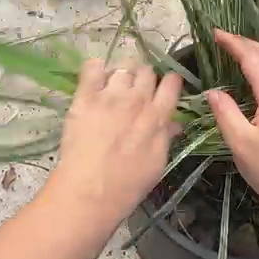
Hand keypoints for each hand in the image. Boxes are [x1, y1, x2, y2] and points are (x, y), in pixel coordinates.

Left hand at [41, 59, 182, 226]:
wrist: (90, 191)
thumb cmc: (127, 185)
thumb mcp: (157, 164)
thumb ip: (165, 138)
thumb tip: (174, 124)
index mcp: (158, 116)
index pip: (172, 83)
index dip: (169, 82)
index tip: (164, 89)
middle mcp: (137, 100)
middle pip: (146, 71)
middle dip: (144, 78)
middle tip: (136, 91)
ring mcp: (110, 96)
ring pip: (122, 67)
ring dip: (121, 75)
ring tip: (114, 88)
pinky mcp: (85, 97)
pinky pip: (92, 68)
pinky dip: (95, 69)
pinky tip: (95, 80)